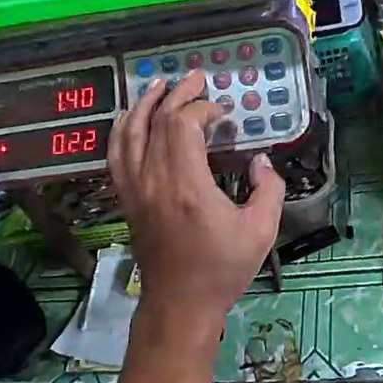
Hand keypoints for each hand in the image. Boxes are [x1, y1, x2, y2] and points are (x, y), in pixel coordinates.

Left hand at [107, 72, 284, 325]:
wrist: (181, 303)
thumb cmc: (223, 269)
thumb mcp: (262, 231)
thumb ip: (267, 189)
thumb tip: (259, 161)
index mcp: (187, 187)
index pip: (182, 126)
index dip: (202, 109)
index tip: (223, 113)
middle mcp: (154, 181)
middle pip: (156, 122)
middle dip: (177, 96)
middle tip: (196, 79)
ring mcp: (135, 190)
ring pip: (129, 133)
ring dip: (144, 105)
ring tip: (159, 85)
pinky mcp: (127, 199)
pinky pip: (115, 155)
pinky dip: (121, 130)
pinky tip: (129, 119)